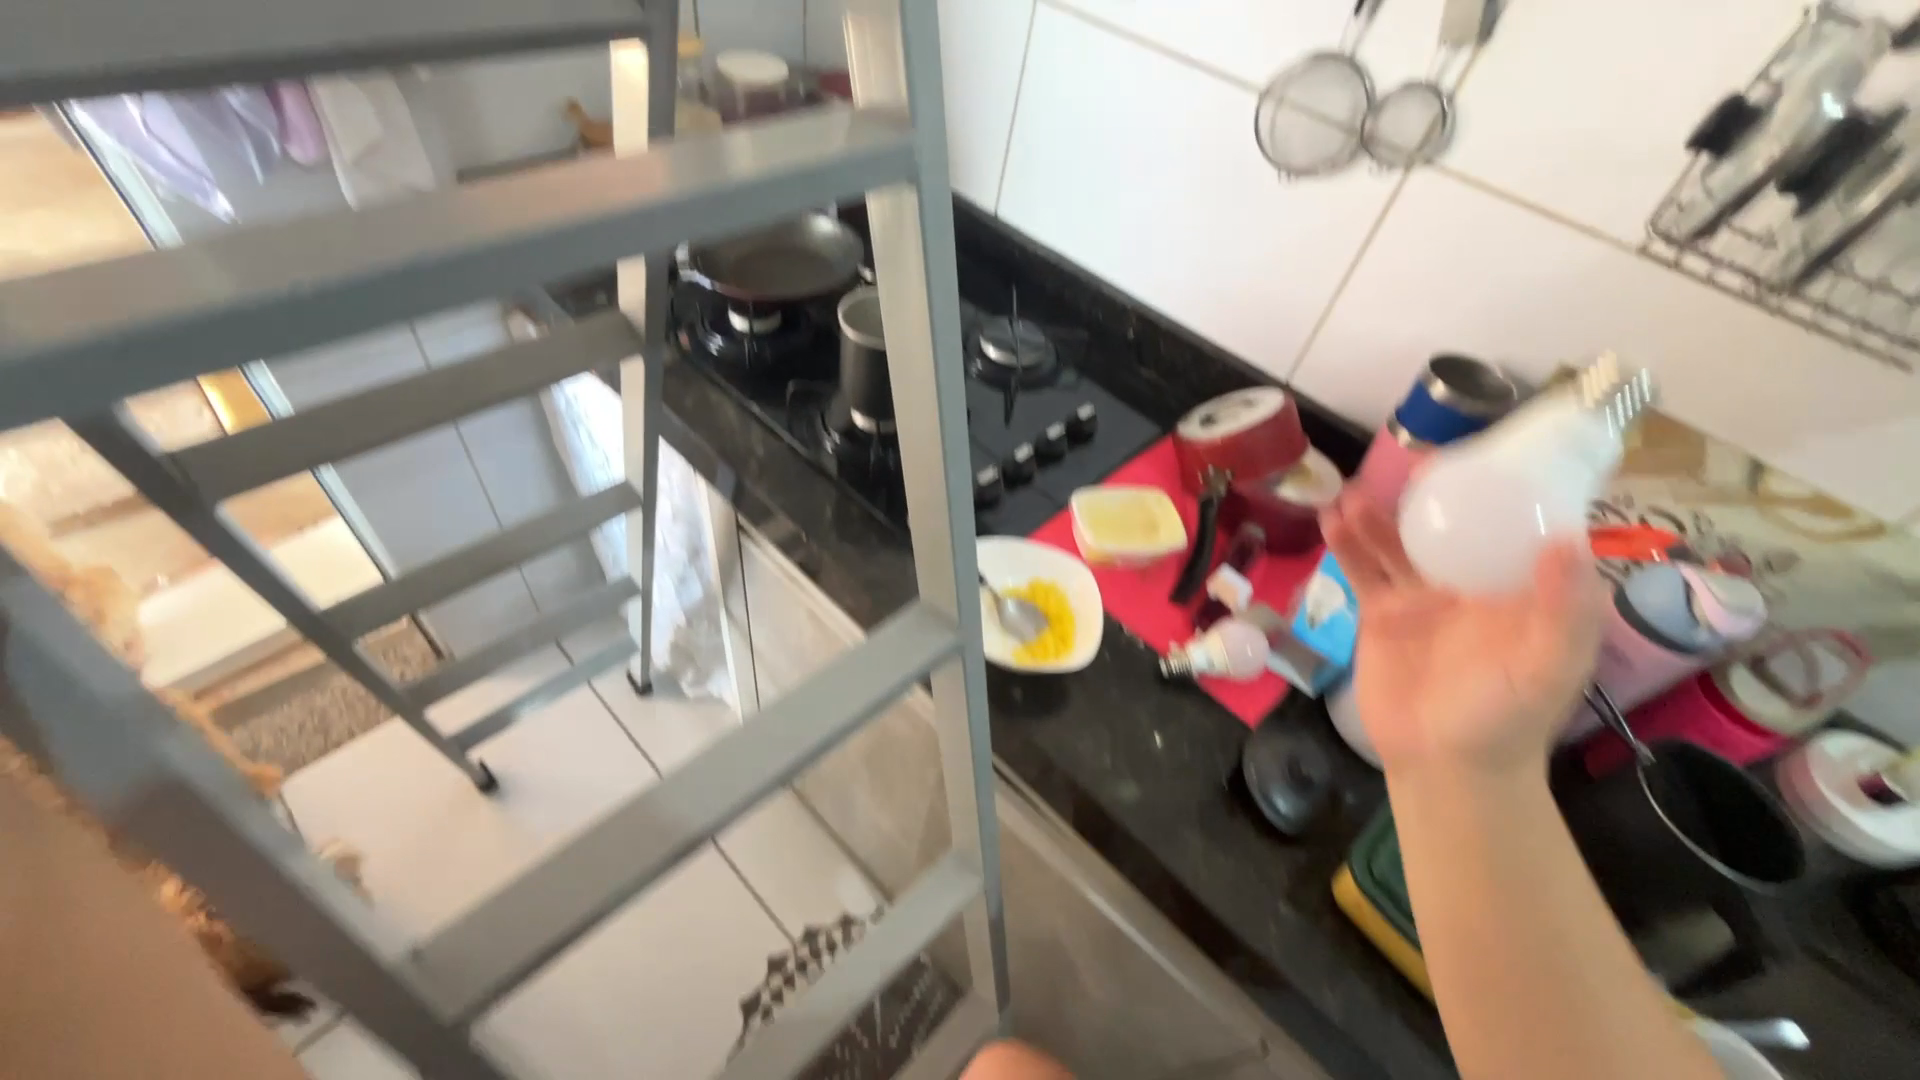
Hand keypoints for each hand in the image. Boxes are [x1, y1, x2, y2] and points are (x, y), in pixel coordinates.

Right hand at [1321, 494, 1605, 776]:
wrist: (1443, 762)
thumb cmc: (1506, 716)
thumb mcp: (1550, 665)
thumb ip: (1563, 607)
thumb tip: (1564, 538)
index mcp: (1514, 590)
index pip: (1505, 529)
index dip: (1492, 493)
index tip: (1474, 462)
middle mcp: (1467, 585)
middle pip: (1444, 529)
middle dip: (1424, 499)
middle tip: (1405, 468)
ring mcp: (1420, 599)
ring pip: (1396, 545)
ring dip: (1376, 517)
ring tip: (1352, 494)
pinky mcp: (1381, 615)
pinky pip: (1362, 571)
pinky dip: (1347, 545)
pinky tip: (1332, 521)